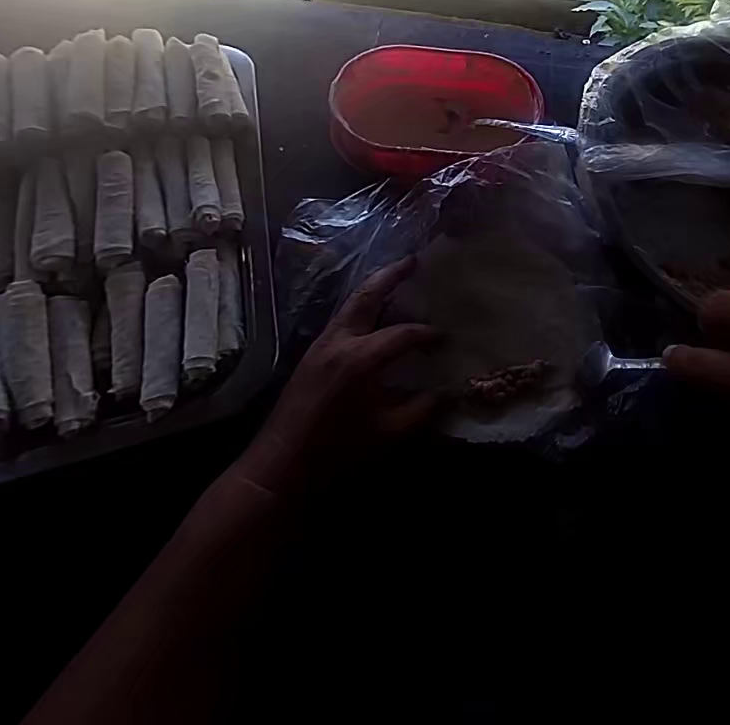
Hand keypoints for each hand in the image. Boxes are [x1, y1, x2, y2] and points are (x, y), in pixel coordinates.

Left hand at [237, 257, 441, 493]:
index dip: (429, 336)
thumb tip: (448, 392)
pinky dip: (360, 309)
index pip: (404, 334)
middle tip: (413, 260)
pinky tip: (371, 317)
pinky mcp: (311, 355)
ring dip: (373, 289)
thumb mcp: (389, 435)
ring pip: (350, 305)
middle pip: (368, 295)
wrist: (280, 468)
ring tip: (395, 280)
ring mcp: (321, 345)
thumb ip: (422, 410)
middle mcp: (340, 341)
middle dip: (391, 275)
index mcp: (362, 358)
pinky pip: (340, 320)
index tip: (446, 340)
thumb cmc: (337, 454)